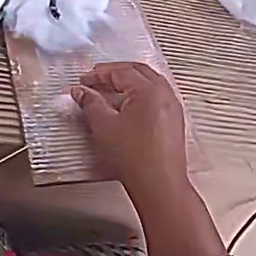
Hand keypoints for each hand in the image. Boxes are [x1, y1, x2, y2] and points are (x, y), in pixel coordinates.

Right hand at [70, 63, 189, 197]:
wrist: (158, 184)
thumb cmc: (136, 158)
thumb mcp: (104, 125)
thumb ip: (91, 103)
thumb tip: (82, 92)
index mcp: (149, 90)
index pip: (120, 72)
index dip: (98, 74)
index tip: (84, 80)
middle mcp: (165, 94)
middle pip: (137, 72)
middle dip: (114, 72)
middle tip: (96, 78)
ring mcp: (172, 107)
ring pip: (149, 83)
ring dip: (128, 82)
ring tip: (109, 91)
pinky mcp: (173, 121)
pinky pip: (155, 97)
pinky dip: (139, 94)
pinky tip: (126, 106)